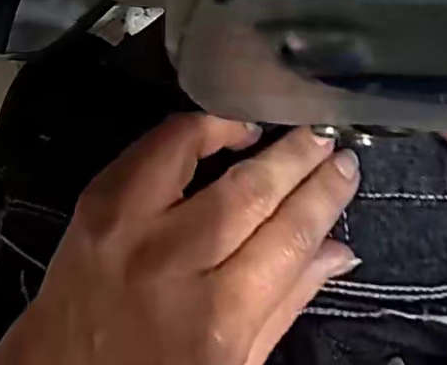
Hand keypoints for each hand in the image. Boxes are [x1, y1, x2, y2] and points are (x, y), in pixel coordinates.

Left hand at [0, 115, 361, 364]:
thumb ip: (287, 302)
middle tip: (325, 134)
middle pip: (250, 192)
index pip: (288, 238)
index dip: (324, 195)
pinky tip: (225, 126)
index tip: (346, 165)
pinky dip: (195, 126)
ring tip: (280, 125)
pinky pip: (155, 144)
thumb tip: (342, 247)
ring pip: (201, 157)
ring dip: (247, 131)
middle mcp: (174, 265)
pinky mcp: (99, 198)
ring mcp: (130, 226)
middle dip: (297, 158)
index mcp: (217, 321)